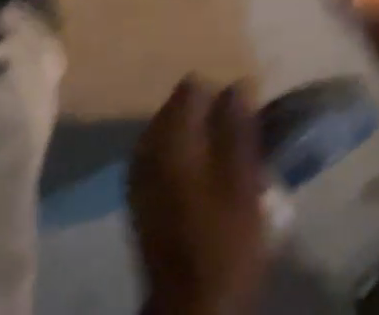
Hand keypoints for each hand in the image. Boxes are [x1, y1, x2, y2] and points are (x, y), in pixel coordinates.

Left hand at [129, 78, 266, 314]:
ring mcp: (135, 170)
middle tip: (236, 144)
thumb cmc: (224, 241)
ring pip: (166, 134)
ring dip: (192, 140)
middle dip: (205, 118)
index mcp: (170, 136)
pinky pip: (157, 158)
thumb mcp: (243, 183)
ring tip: (222, 166)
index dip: (220, 98)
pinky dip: (178, 160)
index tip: (243, 120)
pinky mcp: (135, 194)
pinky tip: (199, 183)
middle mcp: (145, 144)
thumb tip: (237, 84)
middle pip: (175, 109)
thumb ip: (238, 130)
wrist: (190, 302)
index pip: (191, 88)